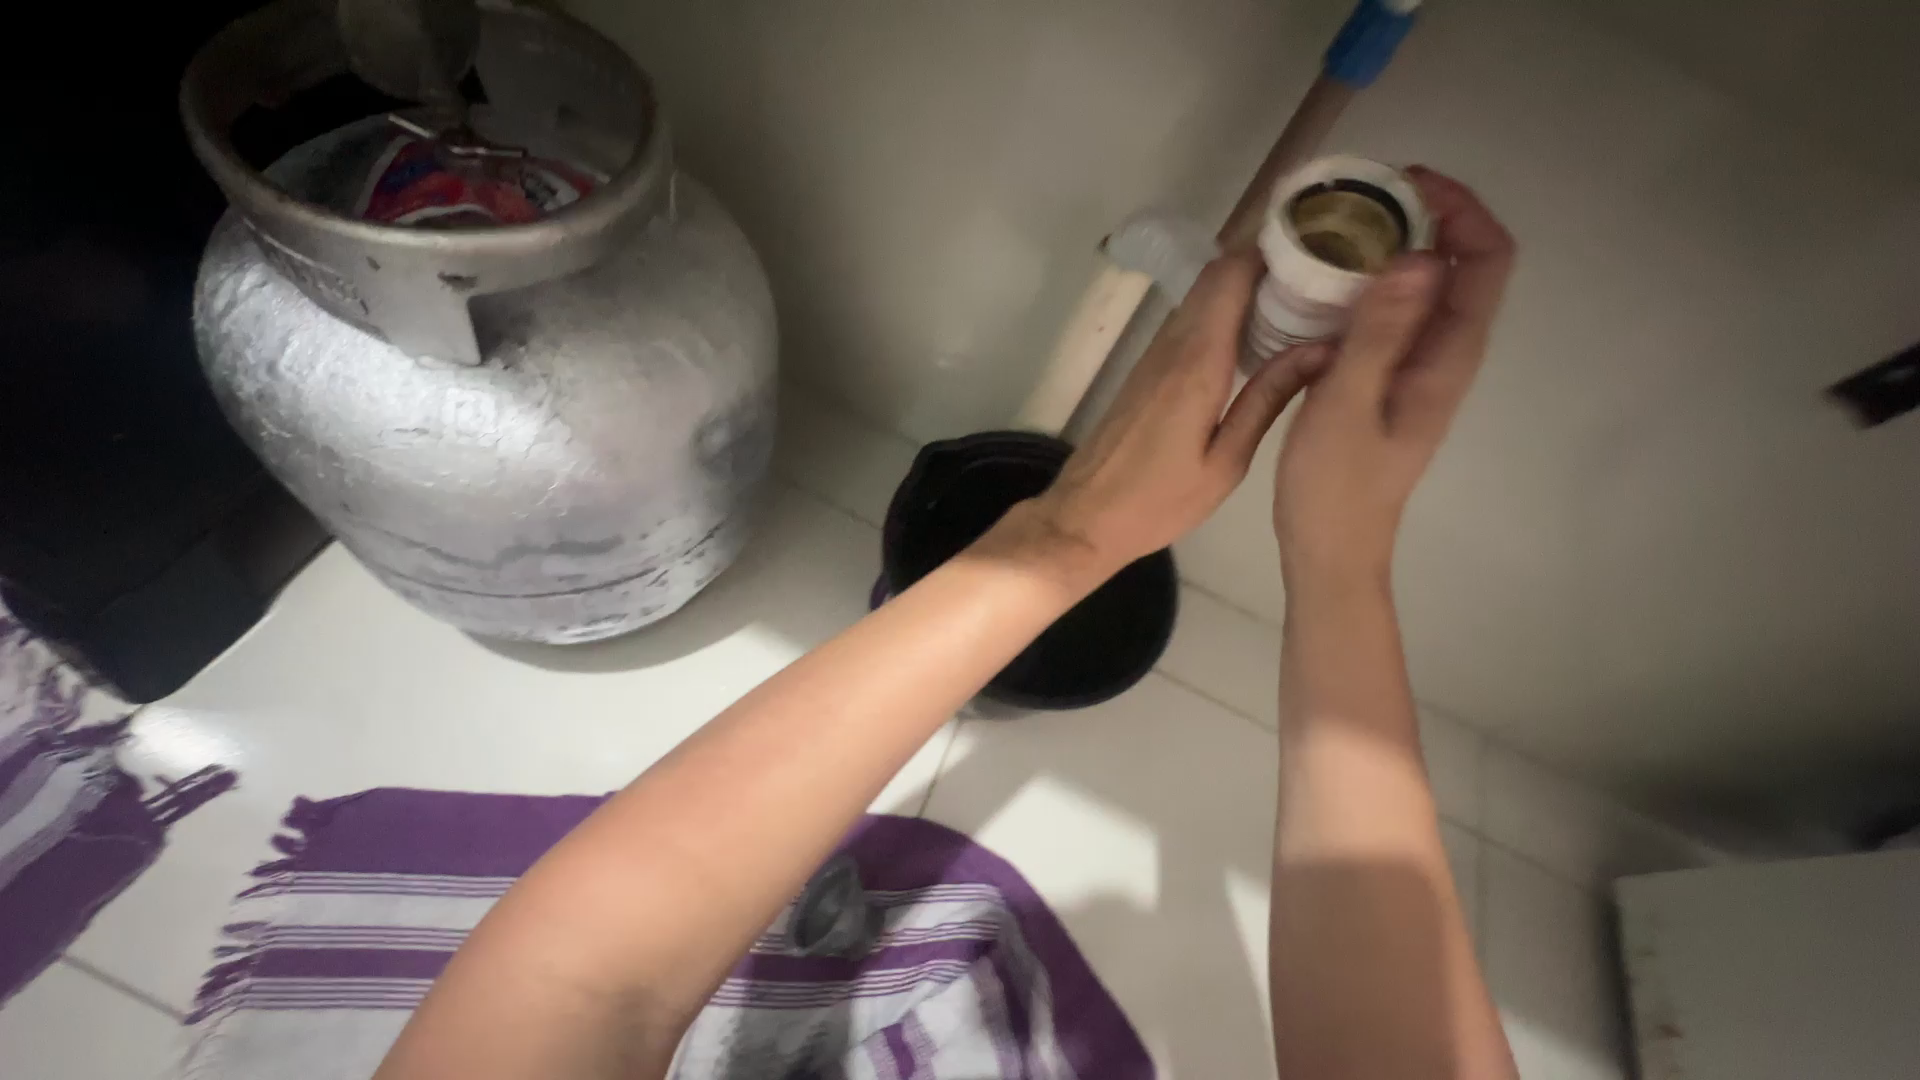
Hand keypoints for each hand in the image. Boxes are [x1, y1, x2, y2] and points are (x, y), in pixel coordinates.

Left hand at [1005, 253, 1325, 581]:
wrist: (1084, 519)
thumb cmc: (1157, 502)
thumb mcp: (1224, 463)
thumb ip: (1268, 400)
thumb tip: (1320, 348)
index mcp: (1196, 363)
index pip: (1230, 275)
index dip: (1272, 249)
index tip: (1321, 247)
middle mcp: (1171, 347)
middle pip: (1216, 278)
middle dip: (1266, 263)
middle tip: (1322, 274)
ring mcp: (1152, 358)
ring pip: (1201, 299)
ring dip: (1245, 289)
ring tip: (1301, 301)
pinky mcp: (1144, 373)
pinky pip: (1188, 325)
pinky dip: (1223, 317)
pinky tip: (1257, 337)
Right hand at [1273, 166, 1514, 585]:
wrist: (1330, 548)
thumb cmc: (1337, 486)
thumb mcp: (1348, 405)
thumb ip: (1379, 334)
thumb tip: (1418, 256)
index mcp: (1446, 358)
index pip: (1486, 261)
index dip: (1460, 210)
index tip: (1403, 185)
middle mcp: (1440, 357)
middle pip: (1458, 268)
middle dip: (1421, 221)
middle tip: (1355, 204)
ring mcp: (1410, 373)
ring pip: (1418, 294)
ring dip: (1389, 255)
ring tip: (1332, 238)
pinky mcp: (1380, 386)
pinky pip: (1385, 321)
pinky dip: (1362, 294)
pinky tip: (1317, 295)